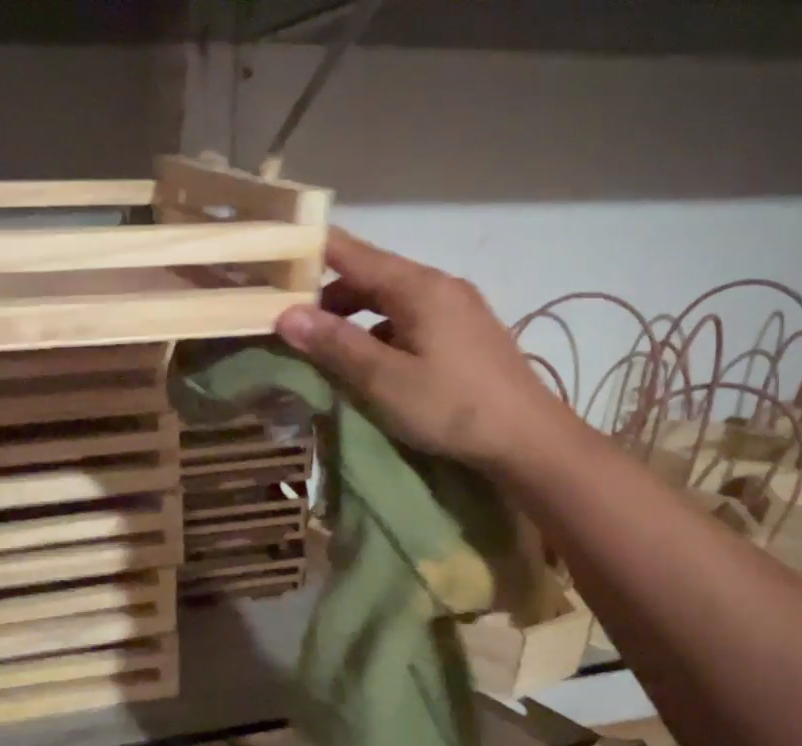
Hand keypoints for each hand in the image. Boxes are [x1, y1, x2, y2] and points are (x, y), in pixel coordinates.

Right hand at [275, 228, 568, 469]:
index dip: (312, 251)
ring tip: (323, 348)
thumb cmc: (451, 406)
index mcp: (418, 287)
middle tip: (288, 321)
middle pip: (372, 276)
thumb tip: (285, 315)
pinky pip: (410, 320)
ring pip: (391, 301)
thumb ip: (335, 344)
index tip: (275, 255)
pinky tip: (368, 364)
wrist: (527, 439)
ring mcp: (457, 309)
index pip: (353, 253)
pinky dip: (379, 333)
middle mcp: (439, 286)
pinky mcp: (465, 335)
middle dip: (328, 295)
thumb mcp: (384, 379)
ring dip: (354, 318)